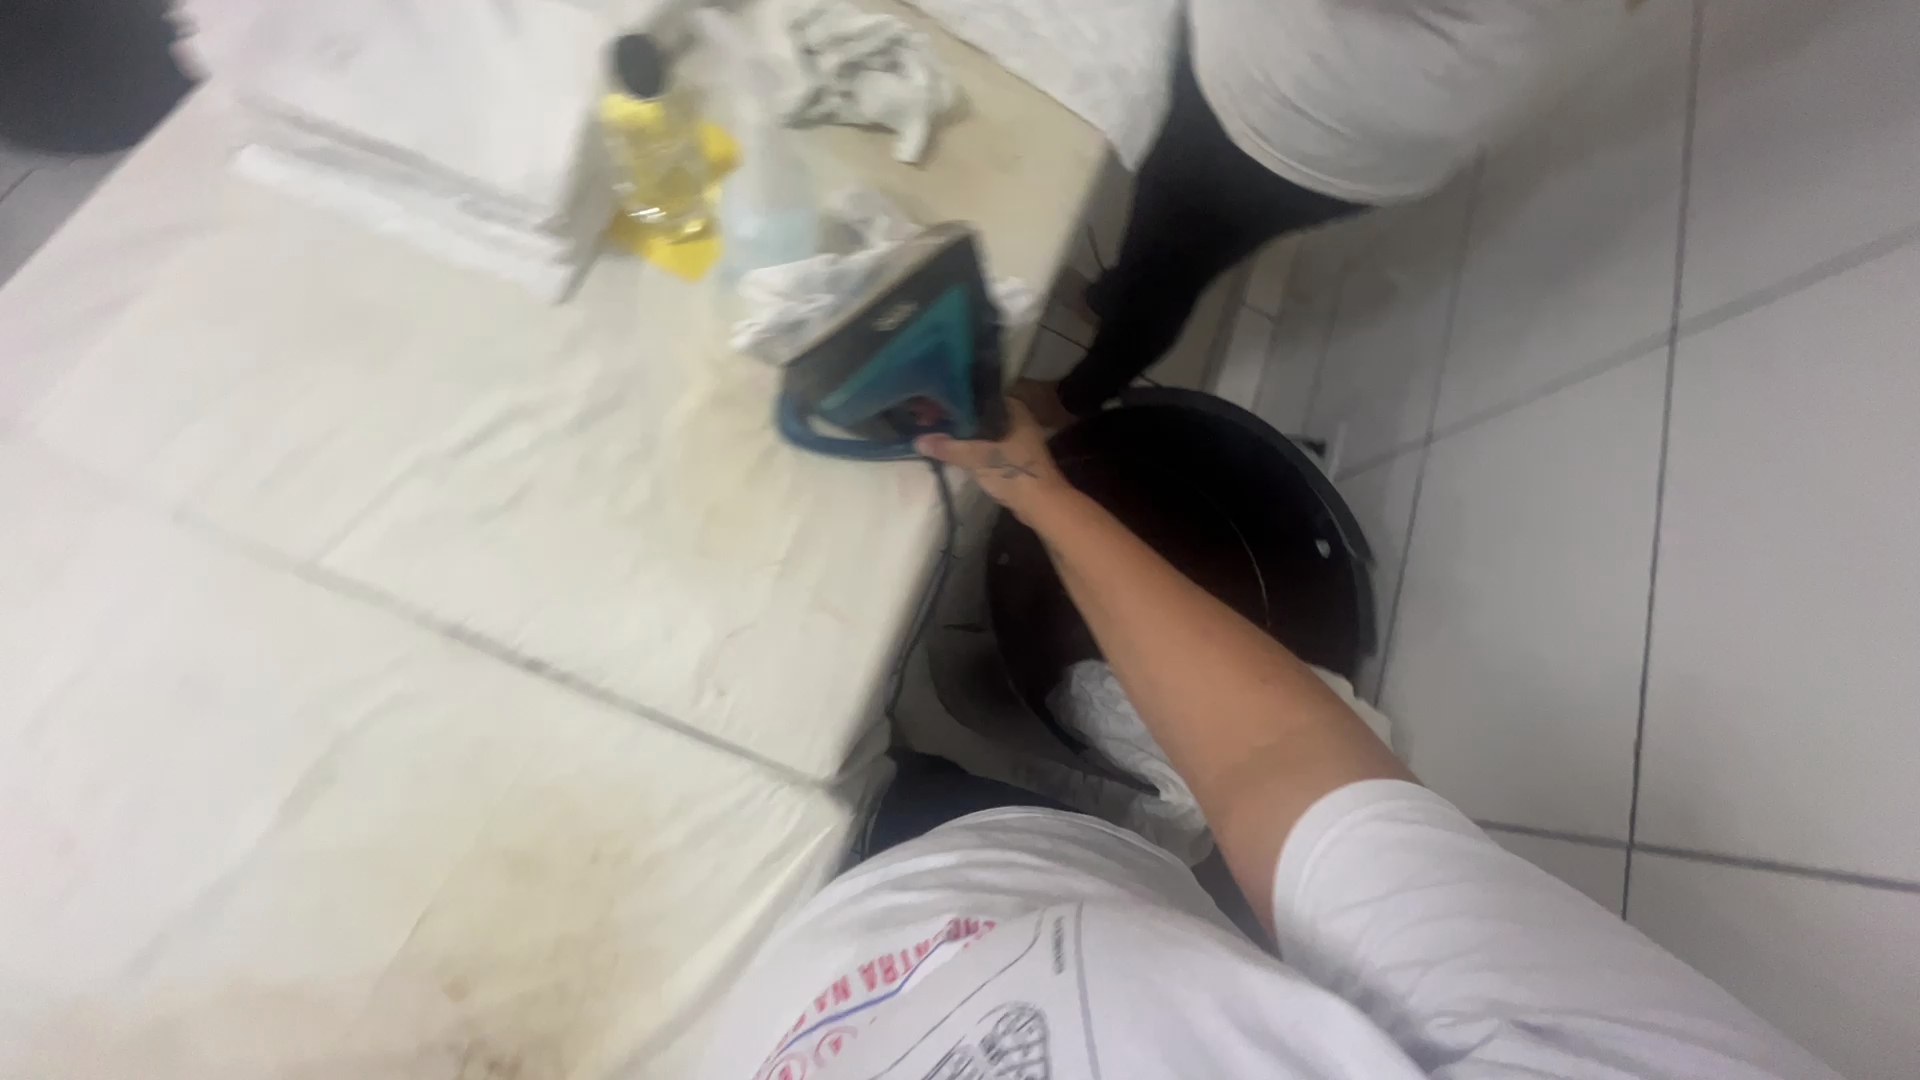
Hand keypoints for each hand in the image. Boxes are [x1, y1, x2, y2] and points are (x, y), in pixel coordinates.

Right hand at [914, 400, 1072, 520]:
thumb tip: (918, 440)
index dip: (957, 398)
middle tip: (931, 417)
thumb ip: (949, 447)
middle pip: (980, 414)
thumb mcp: (978, 457)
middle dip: (958, 417)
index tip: (935, 401)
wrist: (1042, 505)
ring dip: (964, 433)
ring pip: (984, 431)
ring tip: (938, 431)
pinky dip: (972, 446)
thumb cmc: (1014, 473)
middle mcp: (1017, 419)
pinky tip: (955, 449)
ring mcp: (1016, 439)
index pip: (980, 395)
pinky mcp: (1012, 457)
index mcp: (1014, 409)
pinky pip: (987, 446)